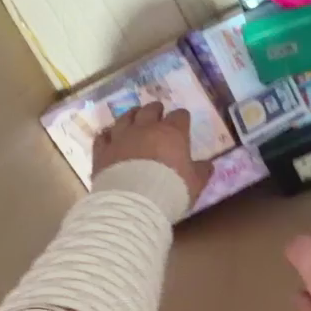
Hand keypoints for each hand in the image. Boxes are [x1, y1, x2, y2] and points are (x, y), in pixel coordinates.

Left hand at [93, 102, 211, 200]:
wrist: (135, 201)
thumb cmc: (171, 189)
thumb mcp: (195, 183)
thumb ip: (201, 171)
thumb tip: (207, 165)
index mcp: (172, 133)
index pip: (180, 116)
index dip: (182, 118)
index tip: (183, 122)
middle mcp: (145, 129)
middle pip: (150, 110)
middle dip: (156, 109)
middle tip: (158, 111)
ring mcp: (121, 137)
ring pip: (125, 117)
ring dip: (131, 115)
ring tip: (134, 115)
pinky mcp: (103, 150)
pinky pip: (103, 136)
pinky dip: (108, 134)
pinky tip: (109, 136)